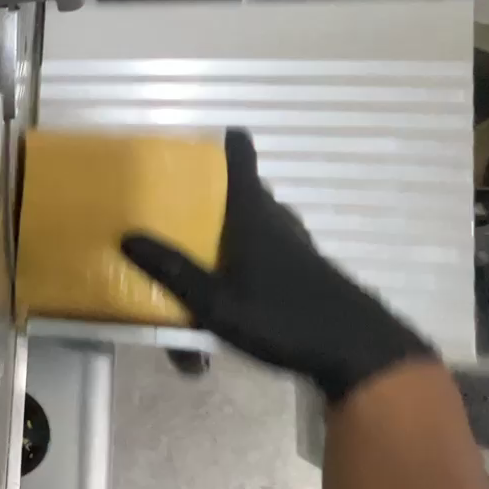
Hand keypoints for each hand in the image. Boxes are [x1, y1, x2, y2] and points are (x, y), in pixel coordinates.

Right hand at [121, 128, 432, 402]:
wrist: (360, 353)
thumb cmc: (283, 319)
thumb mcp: (215, 302)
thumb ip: (173, 270)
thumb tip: (128, 235)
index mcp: (253, 218)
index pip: (242, 162)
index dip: (228, 144)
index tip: (210, 135)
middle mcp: (277, 223)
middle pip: (250, 191)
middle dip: (222, 188)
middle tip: (188, 196)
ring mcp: (297, 246)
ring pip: (263, 219)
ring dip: (238, 220)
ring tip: (206, 238)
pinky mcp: (308, 270)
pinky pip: (273, 244)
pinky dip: (251, 248)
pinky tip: (237, 278)